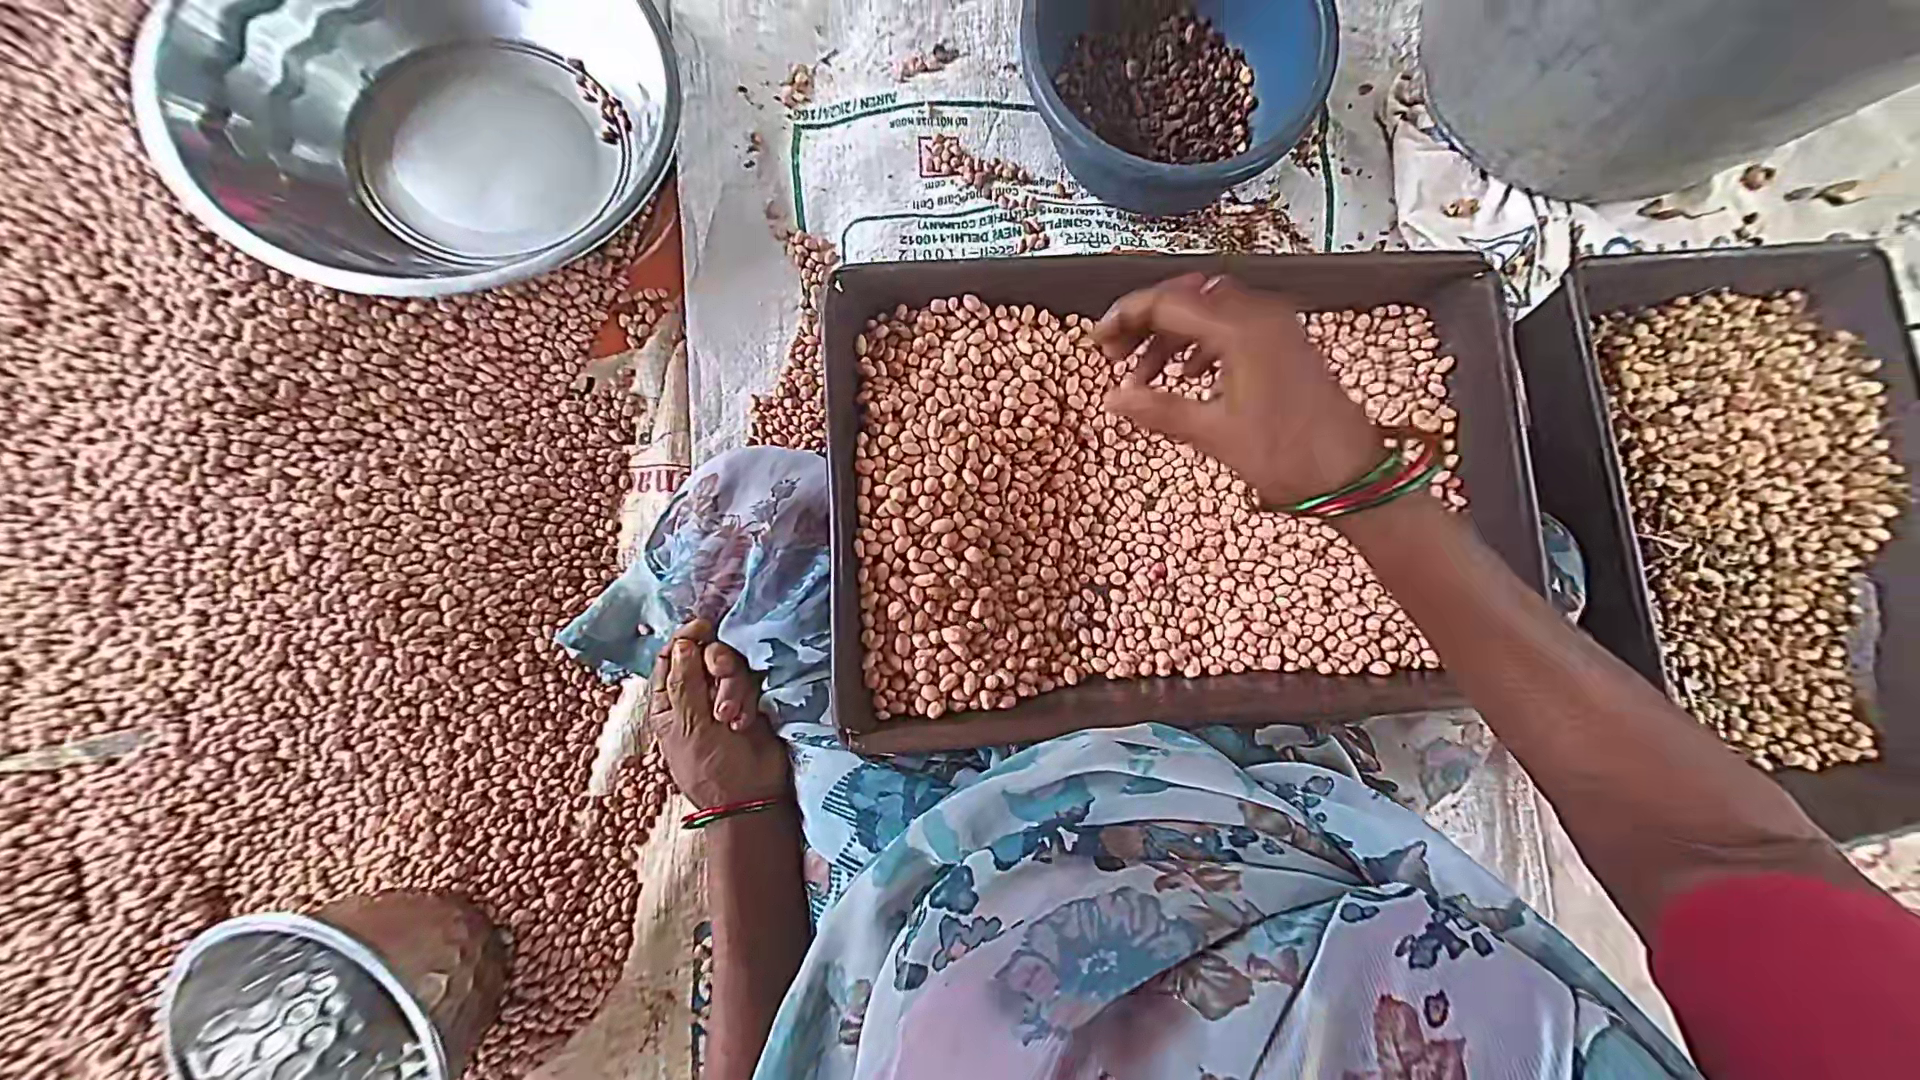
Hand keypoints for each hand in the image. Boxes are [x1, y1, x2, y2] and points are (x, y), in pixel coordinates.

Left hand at [646, 619, 789, 809]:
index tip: (703, 628)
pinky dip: (750, 696)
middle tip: (722, 675)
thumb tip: (682, 641)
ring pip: (733, 665)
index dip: (686, 639)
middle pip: (706, 654)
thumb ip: (685, 682)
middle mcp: (698, 693)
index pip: (673, 655)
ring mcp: (727, 695)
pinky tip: (746, 719)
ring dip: (734, 686)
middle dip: (716, 663)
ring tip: (732, 716)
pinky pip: (754, 680)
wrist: (751, 794)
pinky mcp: (754, 699)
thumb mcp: (688, 726)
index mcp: (670, 700)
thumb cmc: (710, 767)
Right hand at [1096, 274, 1384, 505]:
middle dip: (1144, 322)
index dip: (1126, 317)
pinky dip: (1197, 345)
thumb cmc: (1285, 454)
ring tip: (1143, 376)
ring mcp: (1275, 327)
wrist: (1349, 473)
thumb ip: (1158, 409)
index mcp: (1241, 330)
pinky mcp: (1282, 344)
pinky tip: (1185, 376)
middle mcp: (1260, 315)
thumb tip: (1112, 397)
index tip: (1098, 340)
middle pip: (1187, 297)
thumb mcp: (1212, 433)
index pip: (1169, 302)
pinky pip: (1229, 328)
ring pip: (1207, 312)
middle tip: (1115, 355)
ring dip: (1169, 337)